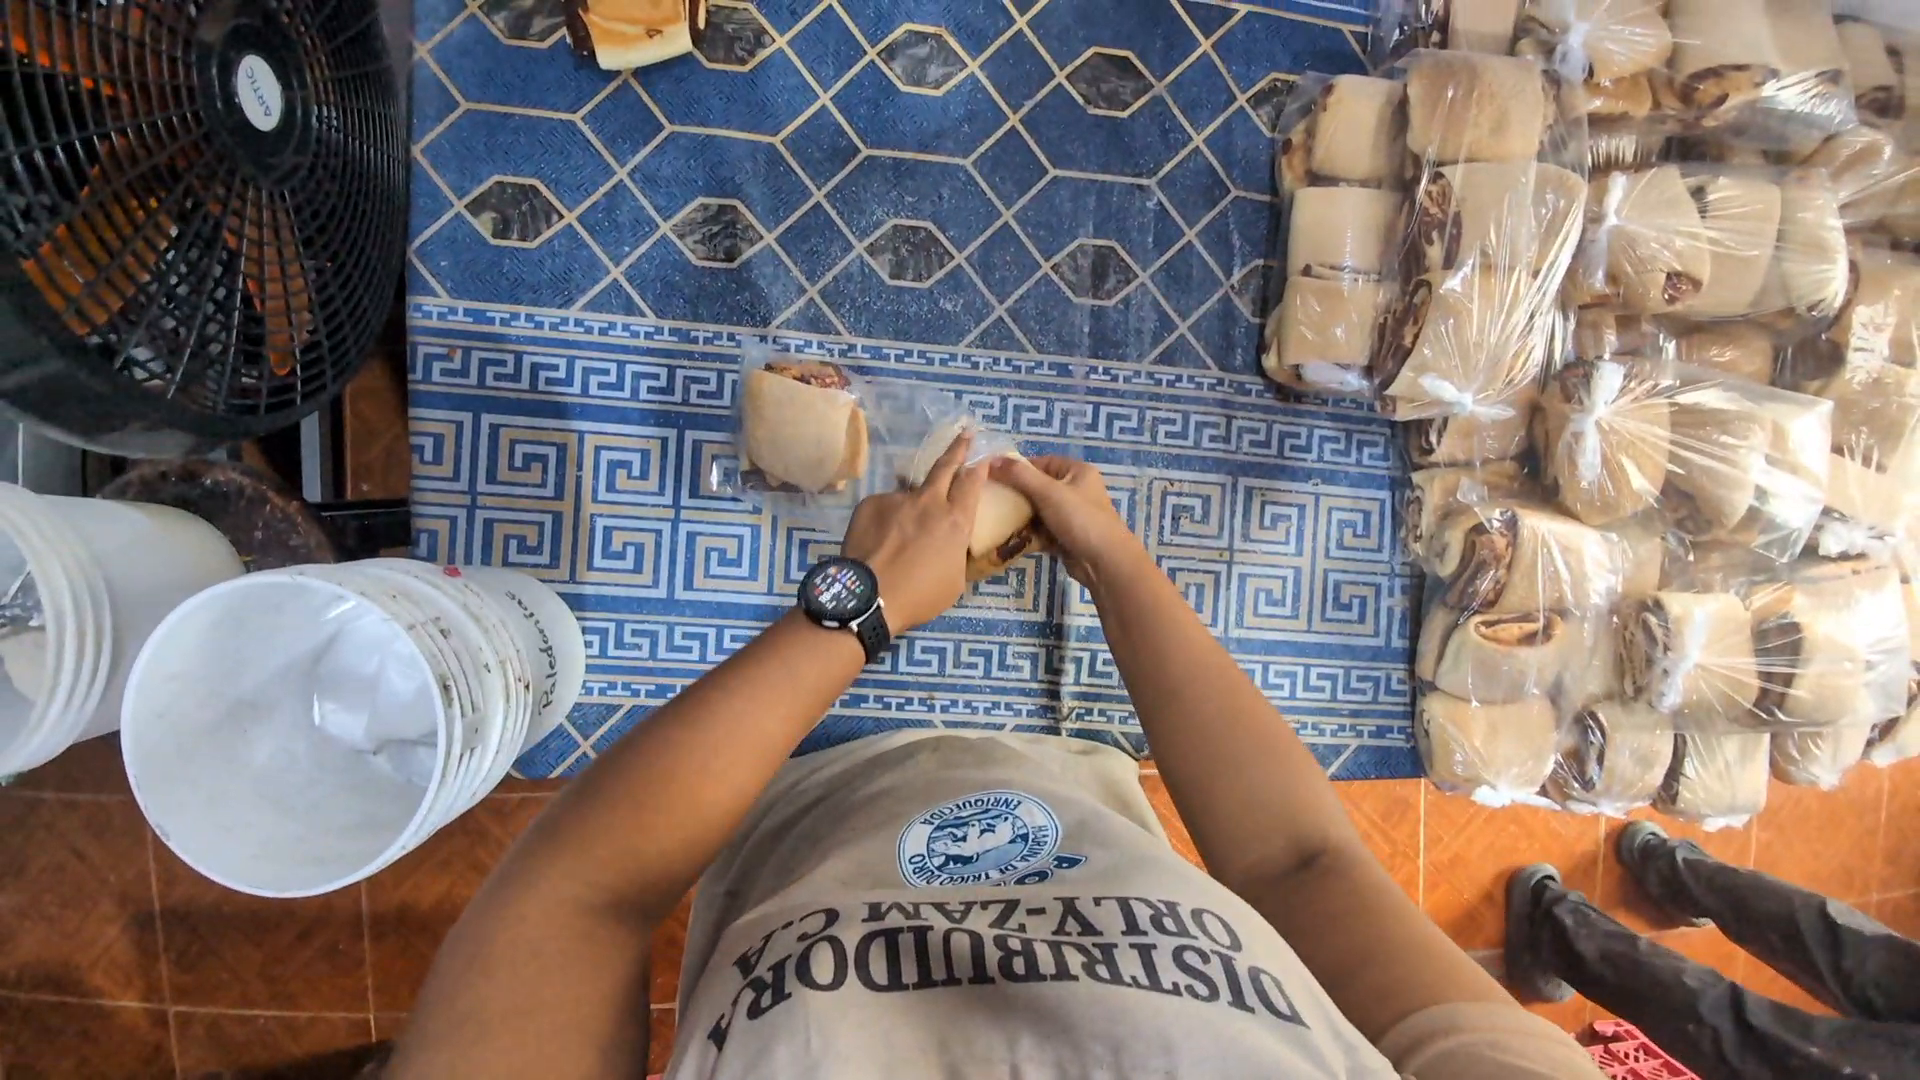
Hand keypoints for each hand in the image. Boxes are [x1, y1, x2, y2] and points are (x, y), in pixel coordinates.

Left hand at [840, 432, 986, 631]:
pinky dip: (886, 520)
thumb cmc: (919, 596)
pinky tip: (879, 541)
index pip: (972, 484)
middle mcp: (930, 502)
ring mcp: (898, 499)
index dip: (980, 468)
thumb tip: (949, 542)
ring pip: (910, 494)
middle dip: (958, 448)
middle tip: (965, 434)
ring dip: (912, 506)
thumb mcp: (954, 580)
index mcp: (956, 522)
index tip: (983, 457)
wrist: (869, 596)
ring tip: (902, 533)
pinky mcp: (871, 503)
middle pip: (946, 467)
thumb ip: (954, 551)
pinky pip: (884, 507)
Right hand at [988, 456, 1143, 585]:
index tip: (993, 476)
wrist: (1104, 562)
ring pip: (1039, 510)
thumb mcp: (1048, 492)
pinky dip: (1029, 533)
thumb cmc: (1079, 519)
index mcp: (1077, 472)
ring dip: (1020, 515)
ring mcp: (1072, 516)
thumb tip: (991, 460)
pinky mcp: (1066, 537)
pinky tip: (1009, 536)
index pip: (1042, 462)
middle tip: (991, 499)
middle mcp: (1076, 490)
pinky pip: (1042, 530)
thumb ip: (1019, 475)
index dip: (1018, 468)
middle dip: (1016, 494)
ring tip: (995, 518)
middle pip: (1039, 487)